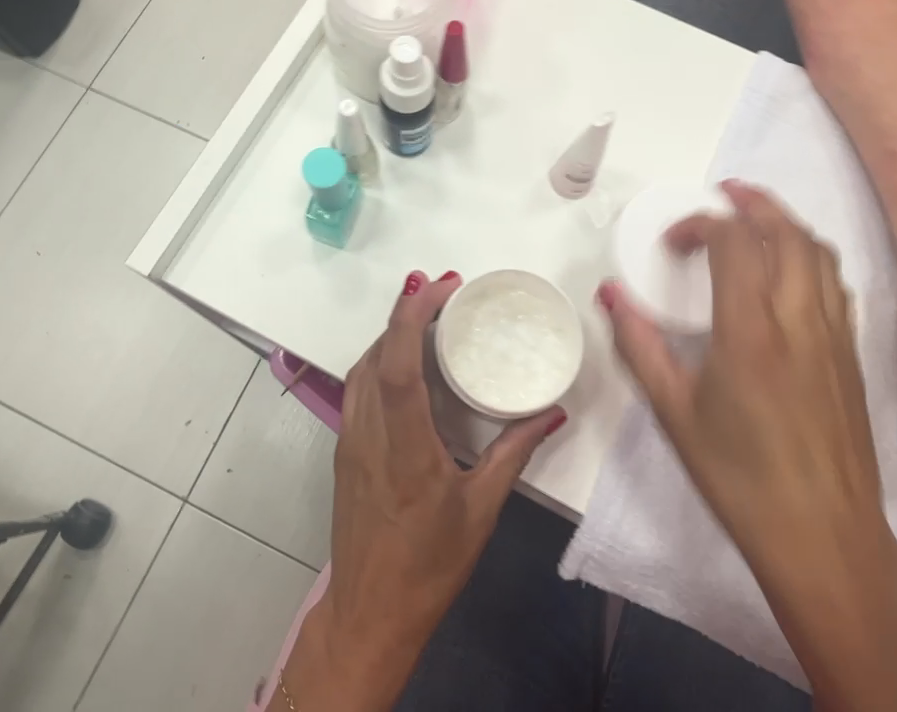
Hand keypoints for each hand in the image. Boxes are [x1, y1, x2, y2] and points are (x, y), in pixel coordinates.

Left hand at [283, 271, 564, 711]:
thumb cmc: (430, 566)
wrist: (369, 611)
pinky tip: (408, 361)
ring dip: (391, 334)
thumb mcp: (480, 510)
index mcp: (404, 449)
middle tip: (445, 289)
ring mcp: (349, 441)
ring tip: (429, 315)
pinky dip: (381, 361)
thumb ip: (513, 454)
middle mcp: (368, 435)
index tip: (437, 285)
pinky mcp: (345, 451)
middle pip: (376, 356)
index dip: (412, 318)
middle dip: (406, 313)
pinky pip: (358, 389)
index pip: (398, 367)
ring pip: (362, 369)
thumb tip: (551, 413)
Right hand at [601, 183, 896, 710]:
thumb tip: (610, 293)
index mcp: (750, 331)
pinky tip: (790, 272)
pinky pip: (836, 283)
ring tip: (755, 217)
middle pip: (786, 232)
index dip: (700, 225)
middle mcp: (798, 320)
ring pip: (819, 252)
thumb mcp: (674, 413)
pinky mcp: (852, 355)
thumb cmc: (738, 477)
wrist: (825, 534)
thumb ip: (639, 345)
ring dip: (786, 222)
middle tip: (722, 192)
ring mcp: (834, 335)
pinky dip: (811, 256)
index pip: (734, 243)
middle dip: (753, 202)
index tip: (671, 245)